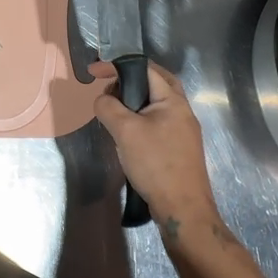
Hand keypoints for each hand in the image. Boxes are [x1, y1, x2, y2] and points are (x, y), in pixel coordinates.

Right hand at [90, 59, 218, 234]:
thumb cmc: (156, 164)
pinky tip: (126, 134)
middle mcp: (182, 112)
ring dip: (132, 102)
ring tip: (112, 112)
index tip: (93, 73)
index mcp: (173, 101)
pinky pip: (156, 122)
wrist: (184, 211)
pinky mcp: (179, 149)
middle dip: (128, 81)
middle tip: (107, 88)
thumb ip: (108, 107)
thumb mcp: (124, 131)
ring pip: (154, 104)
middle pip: (154, 83)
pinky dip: (139, 118)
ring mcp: (183, 131)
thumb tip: (103, 100)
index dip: (117, 66)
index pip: (145, 68)